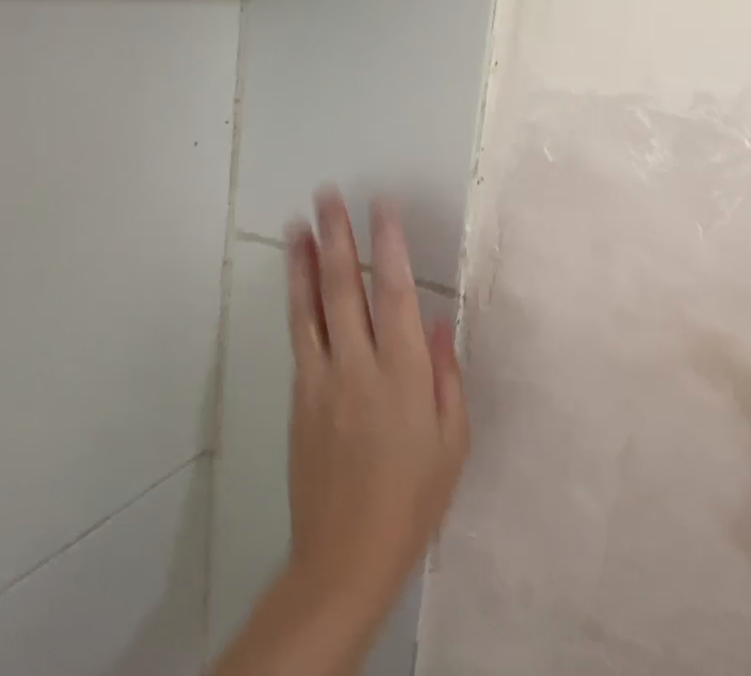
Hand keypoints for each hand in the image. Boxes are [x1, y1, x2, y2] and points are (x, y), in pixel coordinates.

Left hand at [282, 188, 468, 601]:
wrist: (347, 553)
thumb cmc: (416, 495)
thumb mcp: (453, 438)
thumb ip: (445, 376)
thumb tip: (438, 322)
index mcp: (403, 376)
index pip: (394, 296)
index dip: (388, 247)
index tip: (382, 208)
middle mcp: (357, 369)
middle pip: (343, 292)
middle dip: (337, 240)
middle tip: (327, 197)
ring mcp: (321, 384)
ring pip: (309, 311)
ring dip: (303, 265)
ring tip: (297, 227)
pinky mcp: (299, 402)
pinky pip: (299, 341)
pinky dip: (297, 305)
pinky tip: (299, 287)